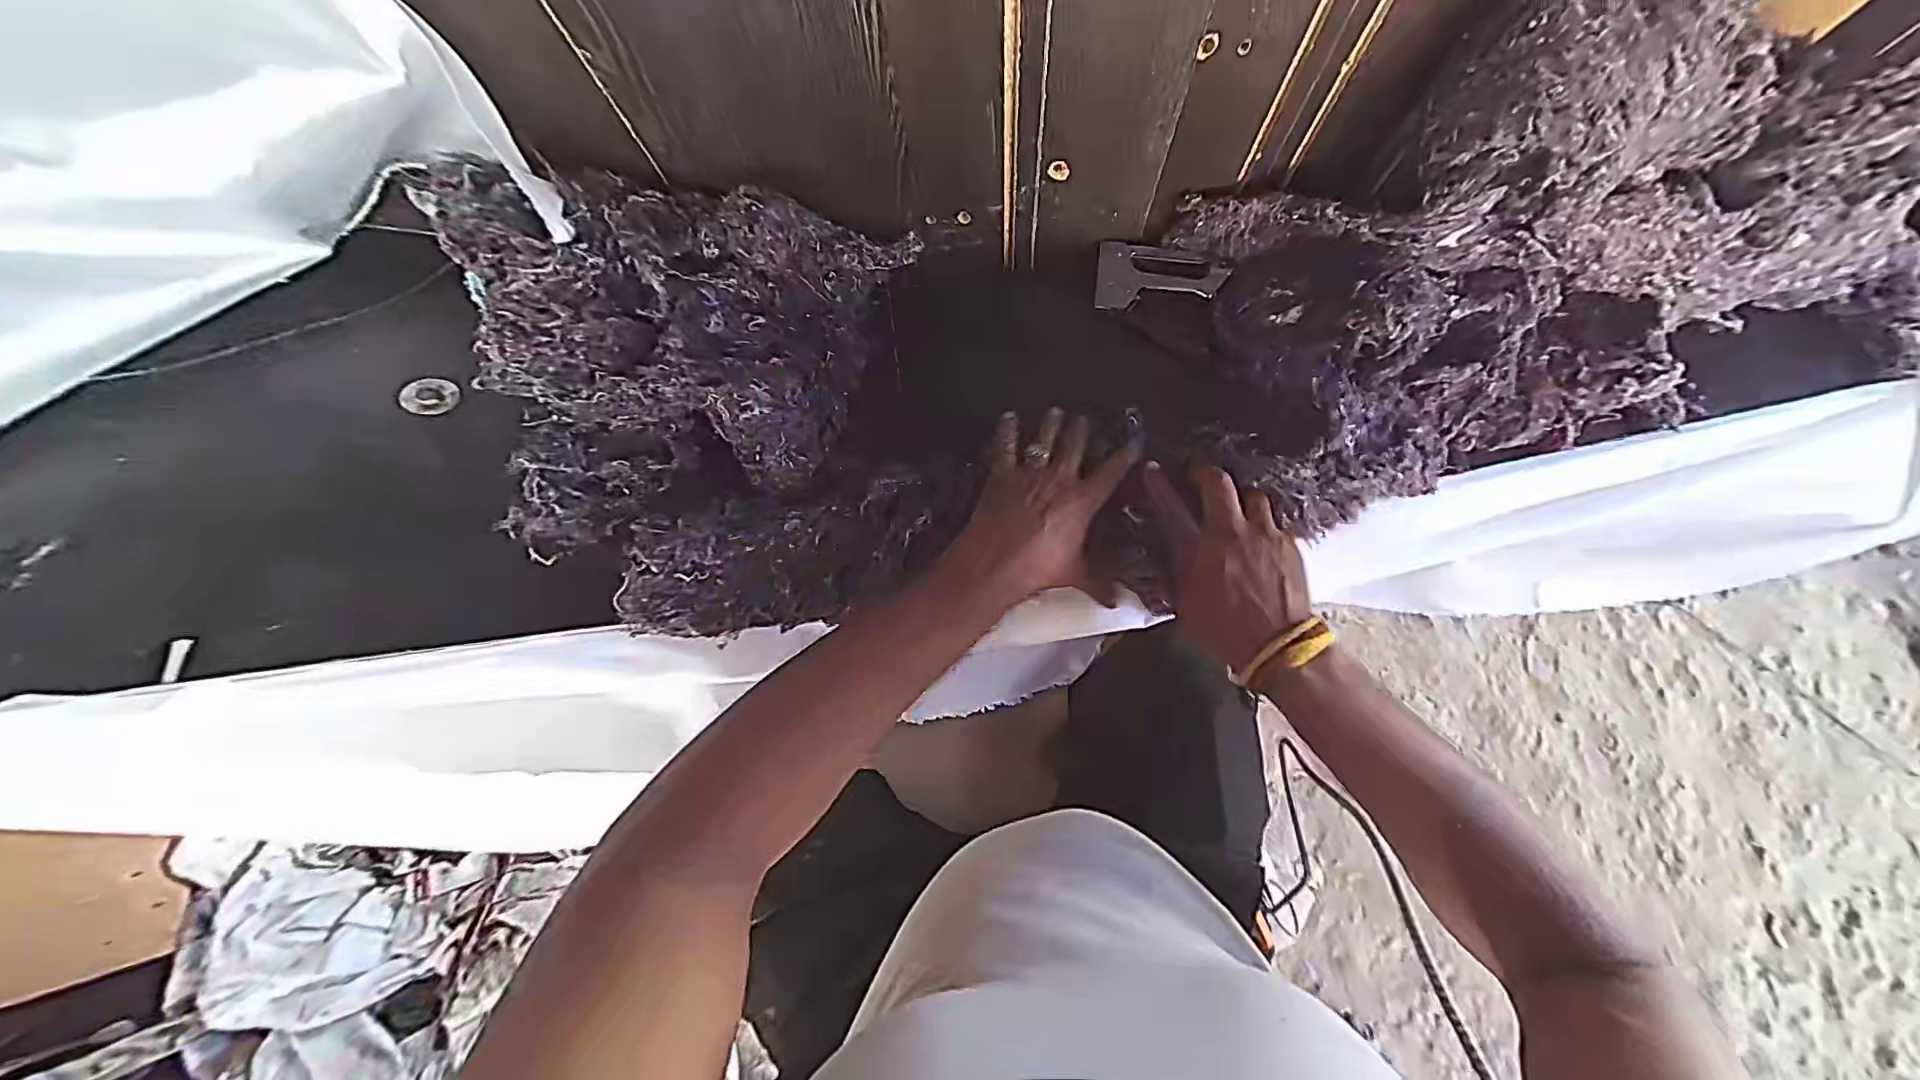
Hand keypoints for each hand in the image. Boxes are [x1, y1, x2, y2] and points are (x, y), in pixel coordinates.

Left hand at [940, 408, 1140, 606]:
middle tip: (1084, 417)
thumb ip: (1098, 585)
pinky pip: (1006, 447)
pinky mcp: (1002, 476)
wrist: (994, 563)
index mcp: (1082, 501)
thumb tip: (1117, 603)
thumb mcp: (1074, 576)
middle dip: (1081, 430)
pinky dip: (1008, 431)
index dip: (1125, 455)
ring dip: (1051, 425)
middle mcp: (1059, 480)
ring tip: (1056, 411)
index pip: (1112, 472)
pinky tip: (1008, 417)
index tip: (1133, 442)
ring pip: (1044, 440)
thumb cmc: (1038, 569)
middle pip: (1075, 446)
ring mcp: (1029, 474)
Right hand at [1143, 459, 1313, 671]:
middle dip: (1205, 472)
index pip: (1170, 508)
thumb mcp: (1184, 610)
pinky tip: (1261, 539)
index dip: (1159, 485)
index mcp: (1196, 552)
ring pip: (1252, 495)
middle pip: (1217, 483)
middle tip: (1199, 473)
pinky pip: (1274, 522)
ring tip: (1236, 507)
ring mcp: (1262, 535)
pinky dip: (1264, 526)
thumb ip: (1173, 582)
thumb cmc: (1223, 633)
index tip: (1152, 470)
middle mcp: (1228, 534)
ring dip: (1241, 498)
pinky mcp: (1288, 544)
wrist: (1277, 646)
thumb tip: (1163, 570)